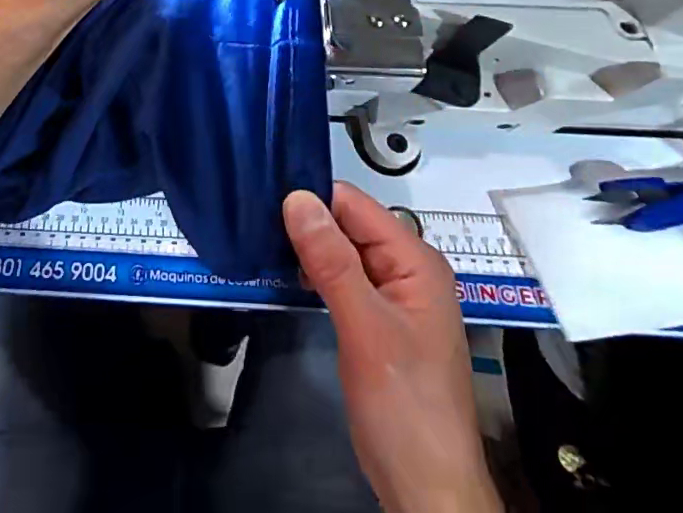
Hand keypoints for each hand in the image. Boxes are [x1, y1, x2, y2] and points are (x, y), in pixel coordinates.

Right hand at [284, 183, 500, 512]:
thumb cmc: (403, 403)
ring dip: (310, 249)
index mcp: (415, 260)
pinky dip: (317, 275)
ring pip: (344, 252)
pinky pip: (344, 279)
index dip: (313, 200)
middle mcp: (407, 269)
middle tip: (256, 225)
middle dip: (308, 224)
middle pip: (350, 226)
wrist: (426, 486)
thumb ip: (331, 261)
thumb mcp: (364, 327)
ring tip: (263, 245)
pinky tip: (289, 277)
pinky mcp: (378, 319)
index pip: (356, 206)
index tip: (264, 201)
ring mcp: (393, 296)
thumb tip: (297, 199)